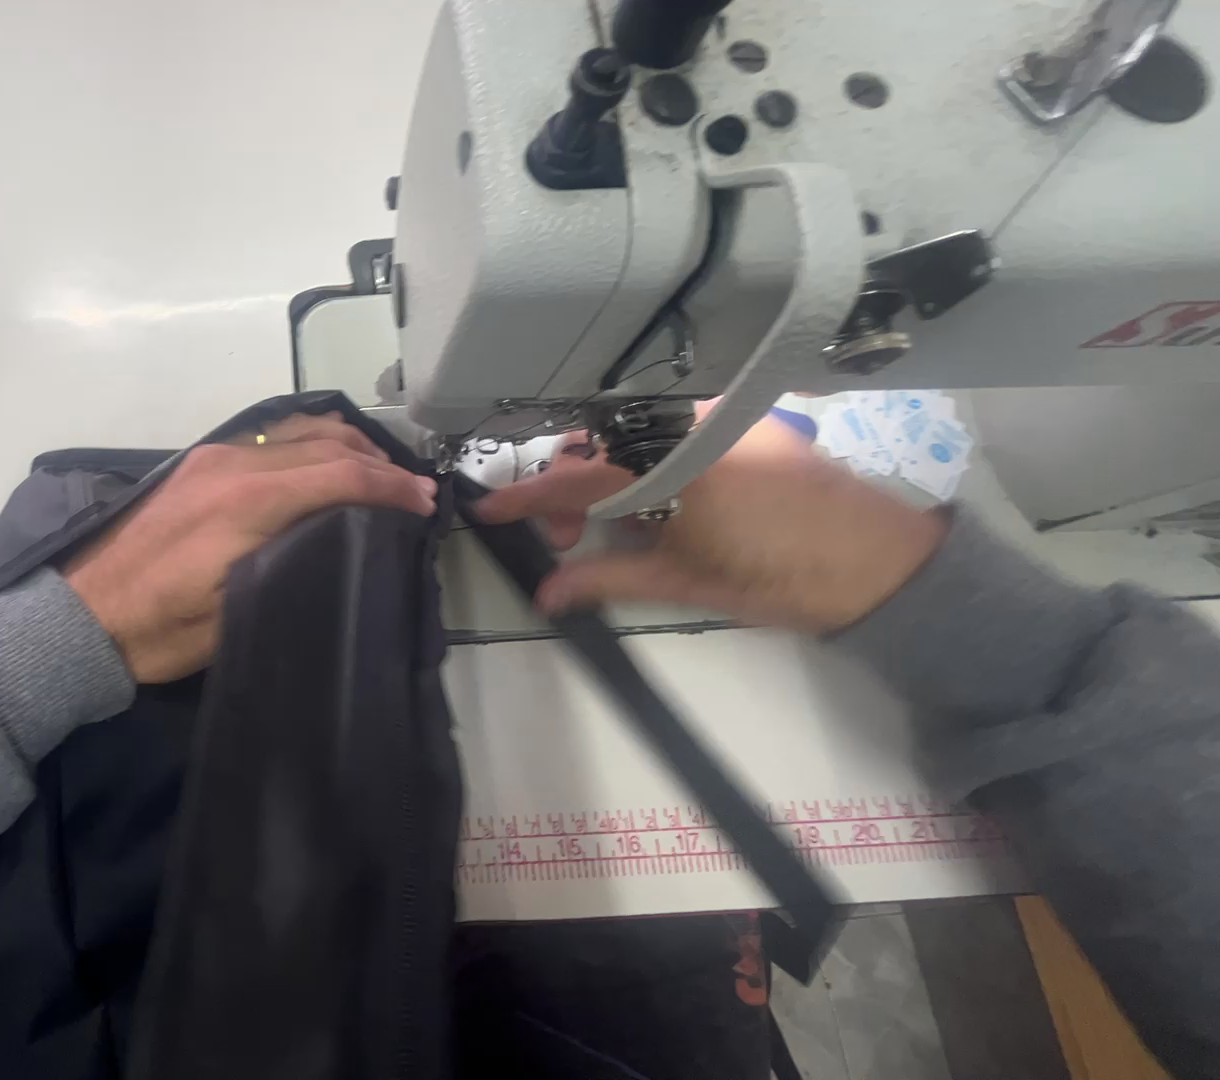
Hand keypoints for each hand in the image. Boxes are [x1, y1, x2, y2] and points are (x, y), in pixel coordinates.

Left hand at [65, 412, 436, 681]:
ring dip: (344, 446)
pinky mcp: (198, 463)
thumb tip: (342, 542)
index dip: (390, 488)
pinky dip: (308, 445)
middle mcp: (234, 463)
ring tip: (377, 473)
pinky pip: (270, 439)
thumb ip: (293, 564)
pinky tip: (323, 464)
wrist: (84, 617)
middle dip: (377, 464)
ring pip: (297, 433)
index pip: (340, 476)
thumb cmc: (160, 631)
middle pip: (325, 445)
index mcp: (248, 501)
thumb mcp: (236, 614)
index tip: (424, 504)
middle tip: (411, 491)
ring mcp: (213, 456)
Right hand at [475, 414, 947, 632]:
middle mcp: (687, 426)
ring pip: (627, 435)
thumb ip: (602, 579)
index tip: (486, 509)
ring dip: (599, 476)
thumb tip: (542, 596)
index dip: (523, 496)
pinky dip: (637, 461)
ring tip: (605, 526)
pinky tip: (645, 499)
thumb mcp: (679, 582)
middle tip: (561, 542)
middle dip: (563, 492)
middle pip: (593, 446)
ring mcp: (716, 417)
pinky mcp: (740, 420)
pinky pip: (664, 430)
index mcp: (669, 466)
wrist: (885, 566)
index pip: (573, 476)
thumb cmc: (777, 579)